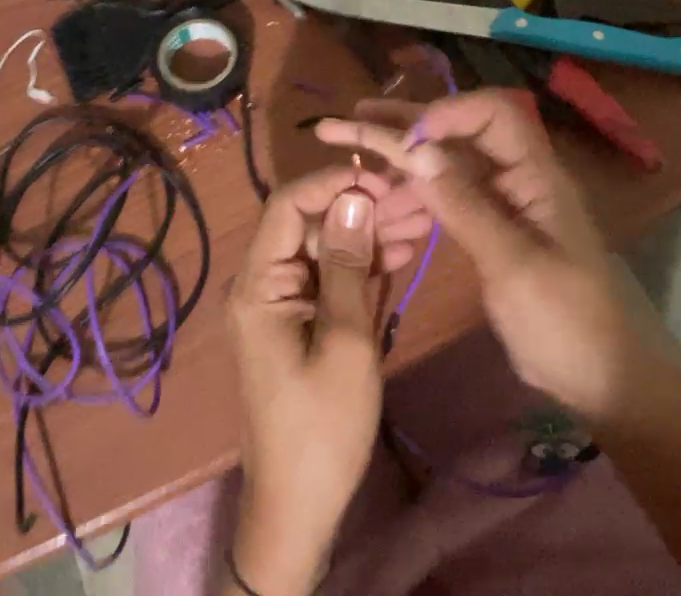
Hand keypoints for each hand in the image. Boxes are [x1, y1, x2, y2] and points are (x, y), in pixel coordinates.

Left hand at [226, 166, 393, 592]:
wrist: (300, 501)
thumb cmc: (322, 425)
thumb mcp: (345, 342)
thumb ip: (349, 267)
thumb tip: (355, 199)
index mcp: (258, 285)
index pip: (287, 207)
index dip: (332, 184)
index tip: (383, 179)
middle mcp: (262, 285)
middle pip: (310, 226)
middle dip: (362, 208)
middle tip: (418, 197)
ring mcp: (282, 305)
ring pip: (326, 251)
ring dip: (369, 234)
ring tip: (422, 217)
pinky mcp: (301, 324)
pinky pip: (330, 282)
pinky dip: (363, 267)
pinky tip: (403, 250)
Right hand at [316, 90, 640, 423]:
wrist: (599, 377)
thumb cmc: (564, 320)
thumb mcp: (512, 265)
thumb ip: (464, 205)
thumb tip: (417, 150)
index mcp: (537, 176)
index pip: (493, 115)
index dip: (446, 114)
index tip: (403, 140)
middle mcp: (518, 178)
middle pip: (462, 132)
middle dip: (408, 122)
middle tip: (355, 116)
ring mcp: (504, 204)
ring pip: (449, 163)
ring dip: (404, 156)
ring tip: (354, 151)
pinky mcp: (490, 229)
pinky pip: (448, 195)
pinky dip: (415, 191)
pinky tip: (383, 195)